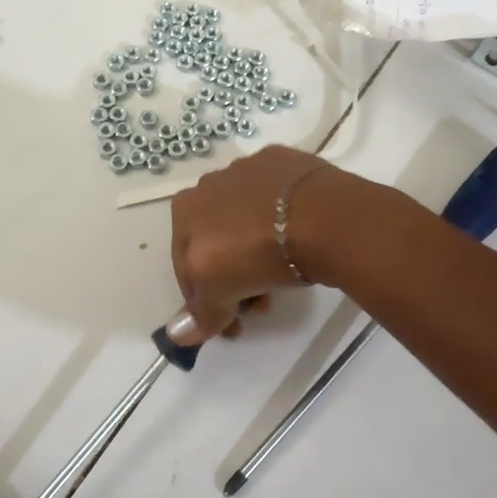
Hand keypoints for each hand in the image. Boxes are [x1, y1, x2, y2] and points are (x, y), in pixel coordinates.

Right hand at [170, 145, 400, 340]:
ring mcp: (247, 169)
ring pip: (244, 221)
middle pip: (215, 242)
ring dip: (255, 250)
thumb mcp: (221, 292)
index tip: (232, 325)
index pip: (185, 267)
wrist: (319, 216)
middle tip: (260, 306)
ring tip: (285, 278)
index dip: (206, 302)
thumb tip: (177, 335)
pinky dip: (279, 219)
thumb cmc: (256, 253)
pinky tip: (297, 237)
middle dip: (233, 278)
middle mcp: (208, 183)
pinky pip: (274, 199)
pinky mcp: (283, 162)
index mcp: (184, 209)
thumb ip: (200, 314)